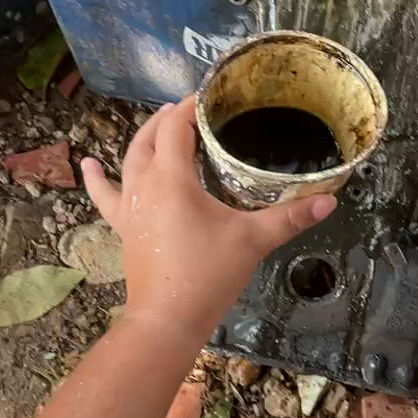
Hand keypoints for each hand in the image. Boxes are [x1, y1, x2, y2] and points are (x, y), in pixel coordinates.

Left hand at [81, 99, 335, 335]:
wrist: (167, 321)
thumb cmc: (208, 275)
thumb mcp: (253, 240)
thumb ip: (290, 217)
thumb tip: (329, 200)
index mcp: (171, 178)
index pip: (176, 127)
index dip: (191, 107)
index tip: (212, 97)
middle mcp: (144, 185)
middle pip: (149, 137)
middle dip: (169, 118)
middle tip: (193, 110)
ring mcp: (129, 207)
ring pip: (129, 159)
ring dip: (144, 138)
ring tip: (158, 123)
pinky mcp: (124, 227)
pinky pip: (106, 195)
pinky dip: (97, 178)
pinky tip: (88, 164)